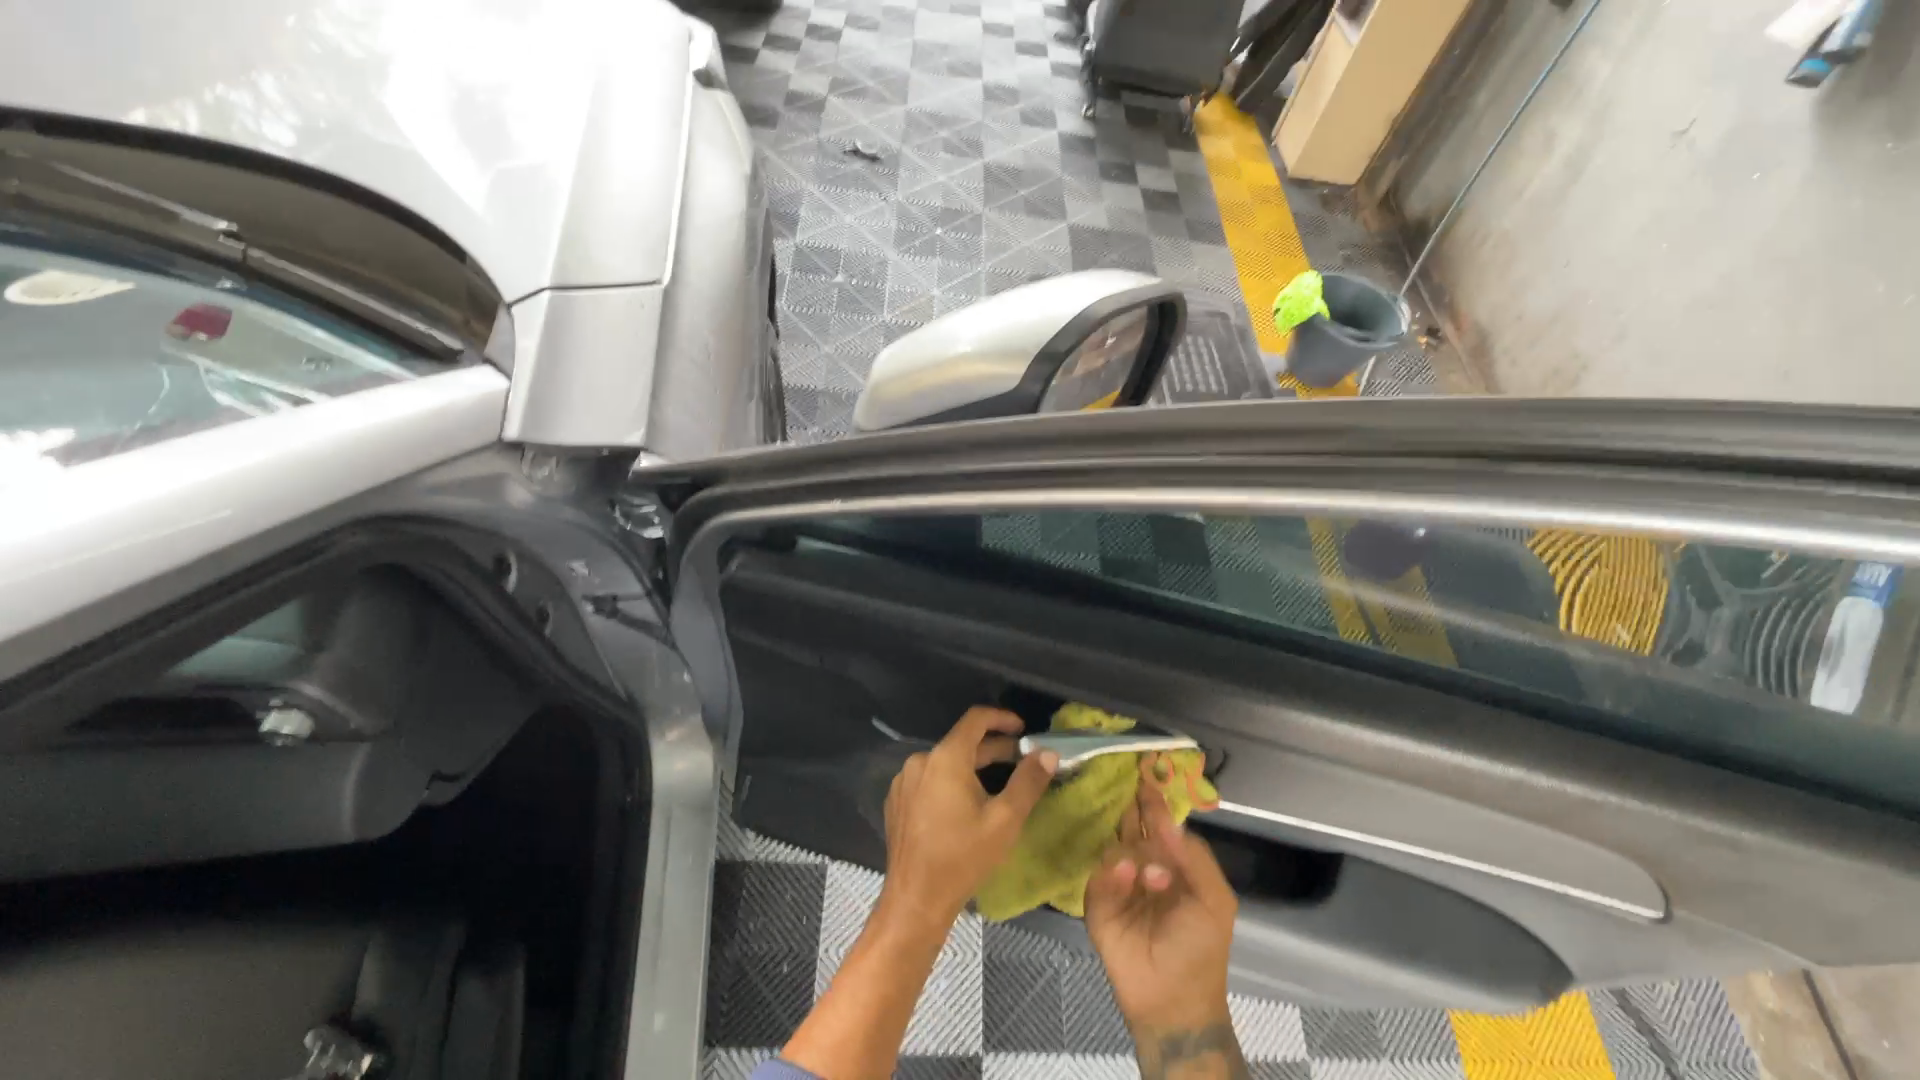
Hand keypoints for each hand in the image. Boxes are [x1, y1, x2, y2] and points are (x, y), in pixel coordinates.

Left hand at [881, 706, 1058, 927]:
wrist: (916, 898)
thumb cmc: (963, 857)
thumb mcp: (1005, 820)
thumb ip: (1028, 782)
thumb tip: (1047, 754)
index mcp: (945, 758)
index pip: (975, 719)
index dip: (1002, 718)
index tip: (1024, 729)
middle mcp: (920, 761)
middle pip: (961, 743)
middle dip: (994, 749)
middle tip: (1022, 761)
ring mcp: (904, 781)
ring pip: (945, 763)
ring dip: (972, 768)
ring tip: (998, 786)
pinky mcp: (897, 801)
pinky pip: (929, 780)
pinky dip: (951, 783)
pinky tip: (966, 806)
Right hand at [1084, 760, 1239, 1038]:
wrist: (1173, 1001)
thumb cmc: (1200, 947)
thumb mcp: (1214, 898)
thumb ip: (1193, 855)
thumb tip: (1165, 819)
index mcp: (1172, 862)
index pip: (1160, 821)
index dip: (1154, 797)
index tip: (1145, 766)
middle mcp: (1142, 864)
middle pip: (1130, 825)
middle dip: (1131, 807)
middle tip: (1126, 781)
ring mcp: (1117, 881)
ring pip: (1114, 845)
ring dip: (1133, 851)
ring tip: (1152, 877)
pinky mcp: (1096, 900)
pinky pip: (1099, 874)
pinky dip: (1113, 872)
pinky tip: (1128, 877)